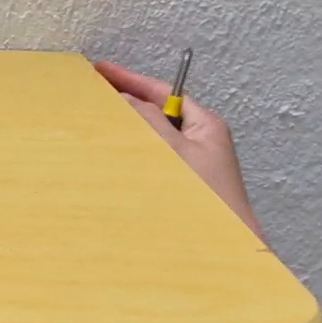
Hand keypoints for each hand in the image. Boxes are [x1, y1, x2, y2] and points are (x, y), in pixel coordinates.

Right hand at [94, 59, 261, 236]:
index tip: (101, 70)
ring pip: (152, 139)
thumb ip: (148, 118)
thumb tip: (126, 97)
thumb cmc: (208, 199)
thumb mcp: (173, 148)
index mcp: (205, 126)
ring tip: (96, 127)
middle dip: (126, 105)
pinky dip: (131, 156)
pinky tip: (111, 160)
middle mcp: (200, 144)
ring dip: (127, 133)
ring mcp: (190, 167)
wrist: (228, 252)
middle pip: (156, 113)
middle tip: (94, 96)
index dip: (130, 79)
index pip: (163, 93)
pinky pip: (150, 161)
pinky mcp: (181, 188)